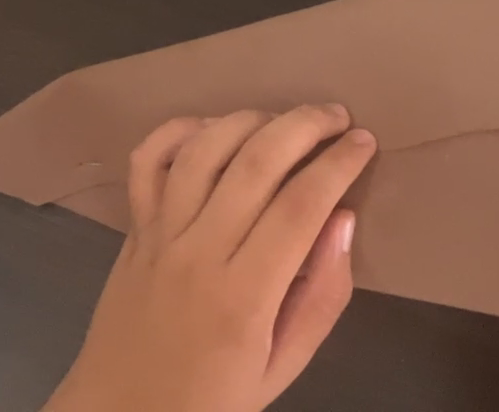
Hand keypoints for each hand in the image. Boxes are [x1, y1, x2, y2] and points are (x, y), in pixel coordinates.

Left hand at [43, 105, 376, 411]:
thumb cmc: (213, 397)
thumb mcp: (284, 366)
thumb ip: (322, 296)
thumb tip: (342, 218)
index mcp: (243, 297)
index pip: (299, 206)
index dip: (338, 164)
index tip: (364, 141)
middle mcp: (198, 252)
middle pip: (256, 162)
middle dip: (304, 125)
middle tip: (336, 115)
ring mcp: (159, 233)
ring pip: (205, 149)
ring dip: (251, 119)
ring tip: (283, 120)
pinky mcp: (134, 225)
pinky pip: (148, 159)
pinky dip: (179, 130)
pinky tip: (213, 128)